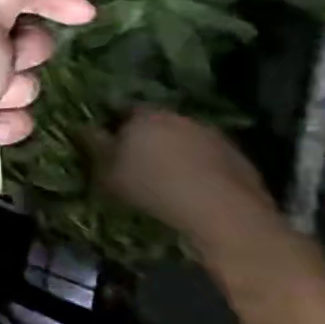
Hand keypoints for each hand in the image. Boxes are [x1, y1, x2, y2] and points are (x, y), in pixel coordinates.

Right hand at [100, 109, 283, 251]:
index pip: (124, 108)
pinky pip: (211, 161)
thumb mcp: (105, 168)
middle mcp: (183, 118)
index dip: (114, 123)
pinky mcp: (243, 162)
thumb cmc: (151, 185)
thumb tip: (81, 125)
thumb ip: (92, 143)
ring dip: (176, 154)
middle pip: (158, 123)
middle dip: (147, 137)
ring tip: (166, 178)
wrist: (223, 215)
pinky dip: (201, 170)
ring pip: (187, 141)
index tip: (107, 141)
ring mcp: (218, 139)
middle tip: (134, 160)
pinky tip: (194, 191)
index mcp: (147, 114)